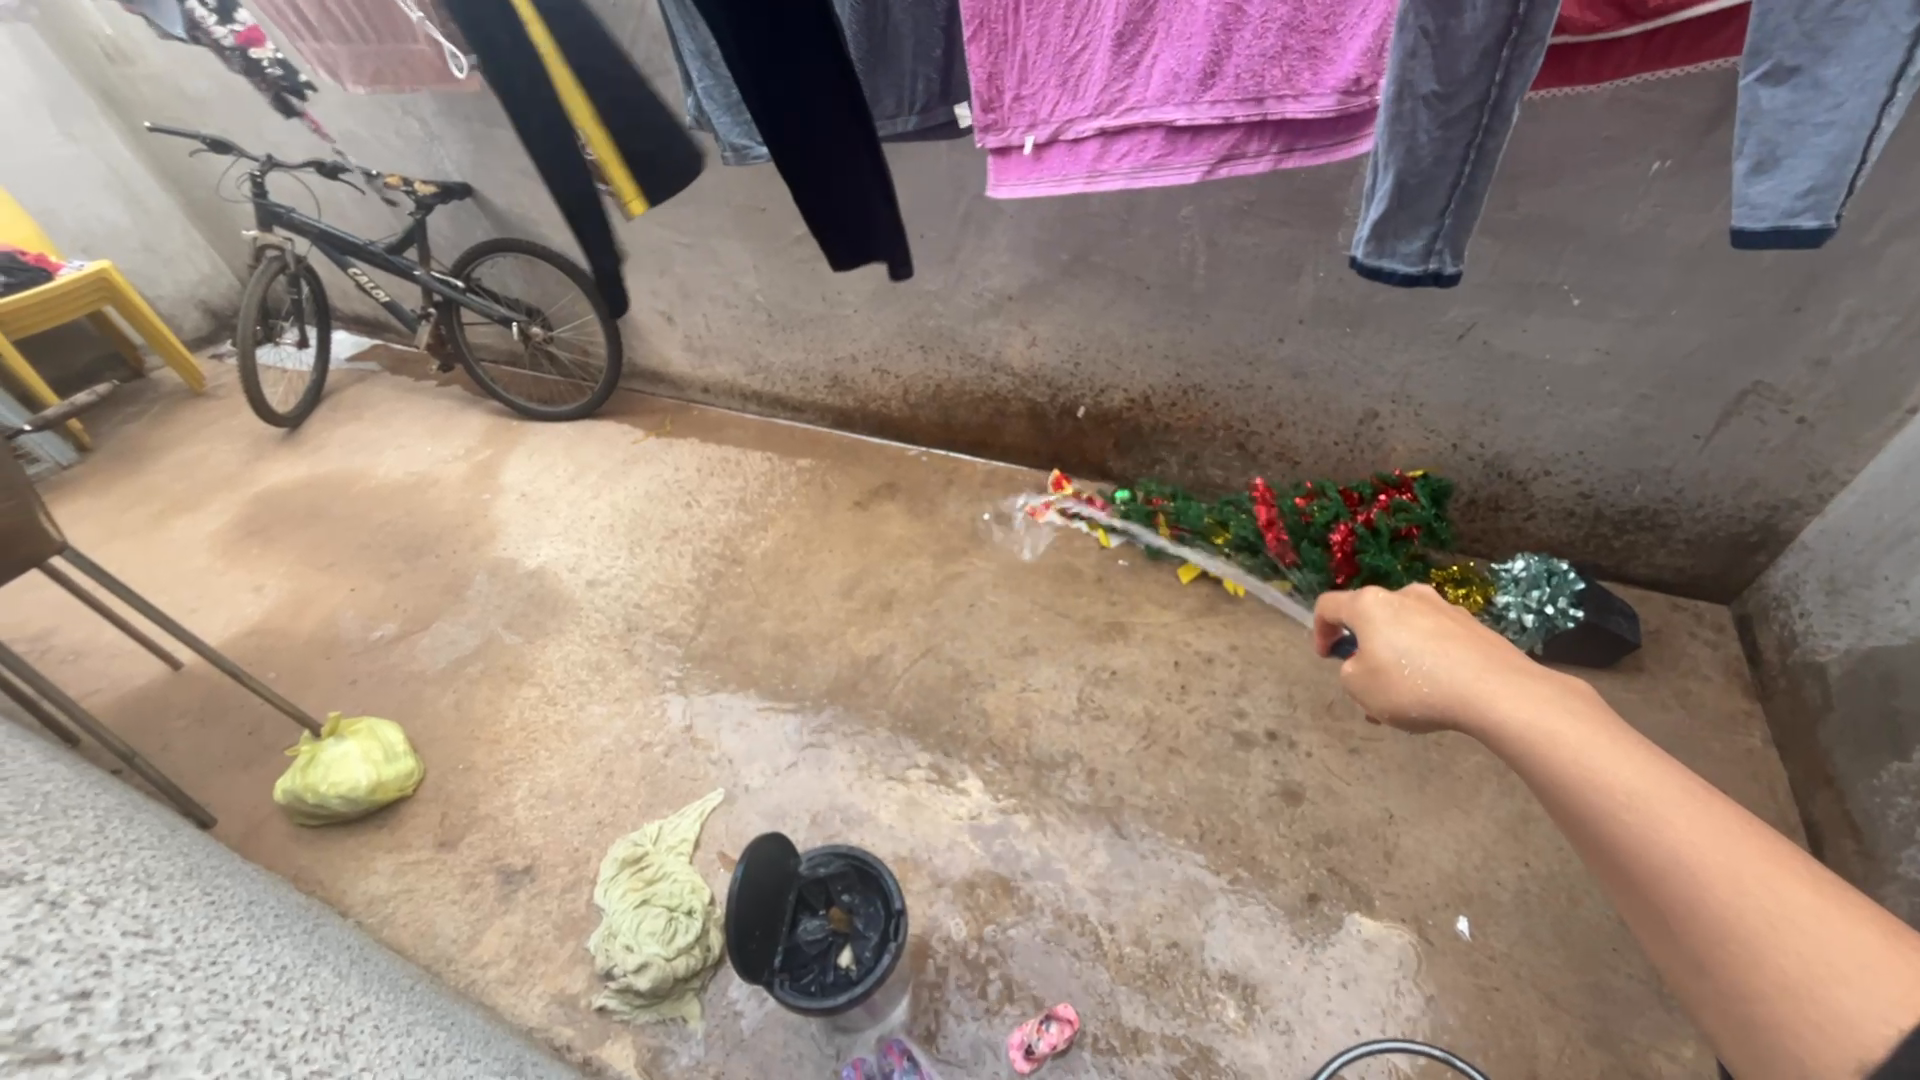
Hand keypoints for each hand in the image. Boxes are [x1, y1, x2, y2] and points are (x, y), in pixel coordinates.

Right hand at [1313, 583, 1560, 734]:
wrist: (1497, 692)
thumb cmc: (1414, 686)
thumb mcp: (1359, 687)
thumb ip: (1350, 671)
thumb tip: (1365, 663)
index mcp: (1369, 605)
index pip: (1328, 606)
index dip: (1320, 631)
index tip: (1326, 658)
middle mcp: (1405, 596)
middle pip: (1371, 616)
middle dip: (1365, 646)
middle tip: (1368, 679)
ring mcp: (1444, 608)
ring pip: (1407, 630)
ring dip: (1398, 655)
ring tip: (1405, 694)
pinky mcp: (1474, 627)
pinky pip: (1438, 640)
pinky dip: (1429, 659)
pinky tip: (1438, 691)